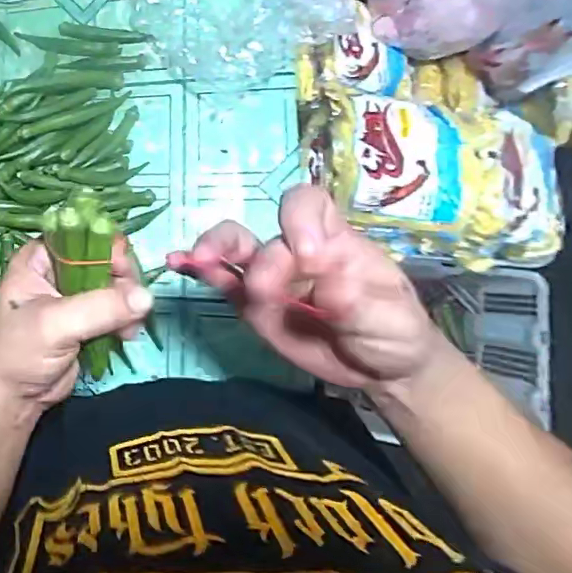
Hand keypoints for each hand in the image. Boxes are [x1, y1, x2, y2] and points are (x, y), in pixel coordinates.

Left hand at [0, 236, 152, 422]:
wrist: (14, 399)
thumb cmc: (20, 353)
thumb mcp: (55, 325)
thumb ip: (100, 307)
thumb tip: (146, 296)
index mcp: (39, 258)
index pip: (81, 236)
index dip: (106, 248)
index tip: (123, 274)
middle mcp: (58, 269)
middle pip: (104, 257)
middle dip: (123, 281)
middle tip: (133, 306)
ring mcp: (74, 293)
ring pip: (115, 282)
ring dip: (129, 303)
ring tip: (129, 329)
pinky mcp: (88, 317)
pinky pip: (117, 305)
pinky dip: (127, 317)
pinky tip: (127, 335)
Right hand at [171, 185, 464, 398]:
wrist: (380, 368)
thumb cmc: (393, 332)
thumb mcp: (391, 321)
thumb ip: (360, 304)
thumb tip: (329, 287)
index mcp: (335, 241)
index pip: (309, 204)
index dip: (301, 221)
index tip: (311, 256)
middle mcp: (297, 250)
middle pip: (266, 229)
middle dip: (264, 260)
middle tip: (266, 291)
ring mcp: (271, 276)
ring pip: (235, 248)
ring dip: (216, 250)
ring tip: (200, 261)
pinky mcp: (251, 305)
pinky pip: (221, 282)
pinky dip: (197, 270)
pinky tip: (178, 264)